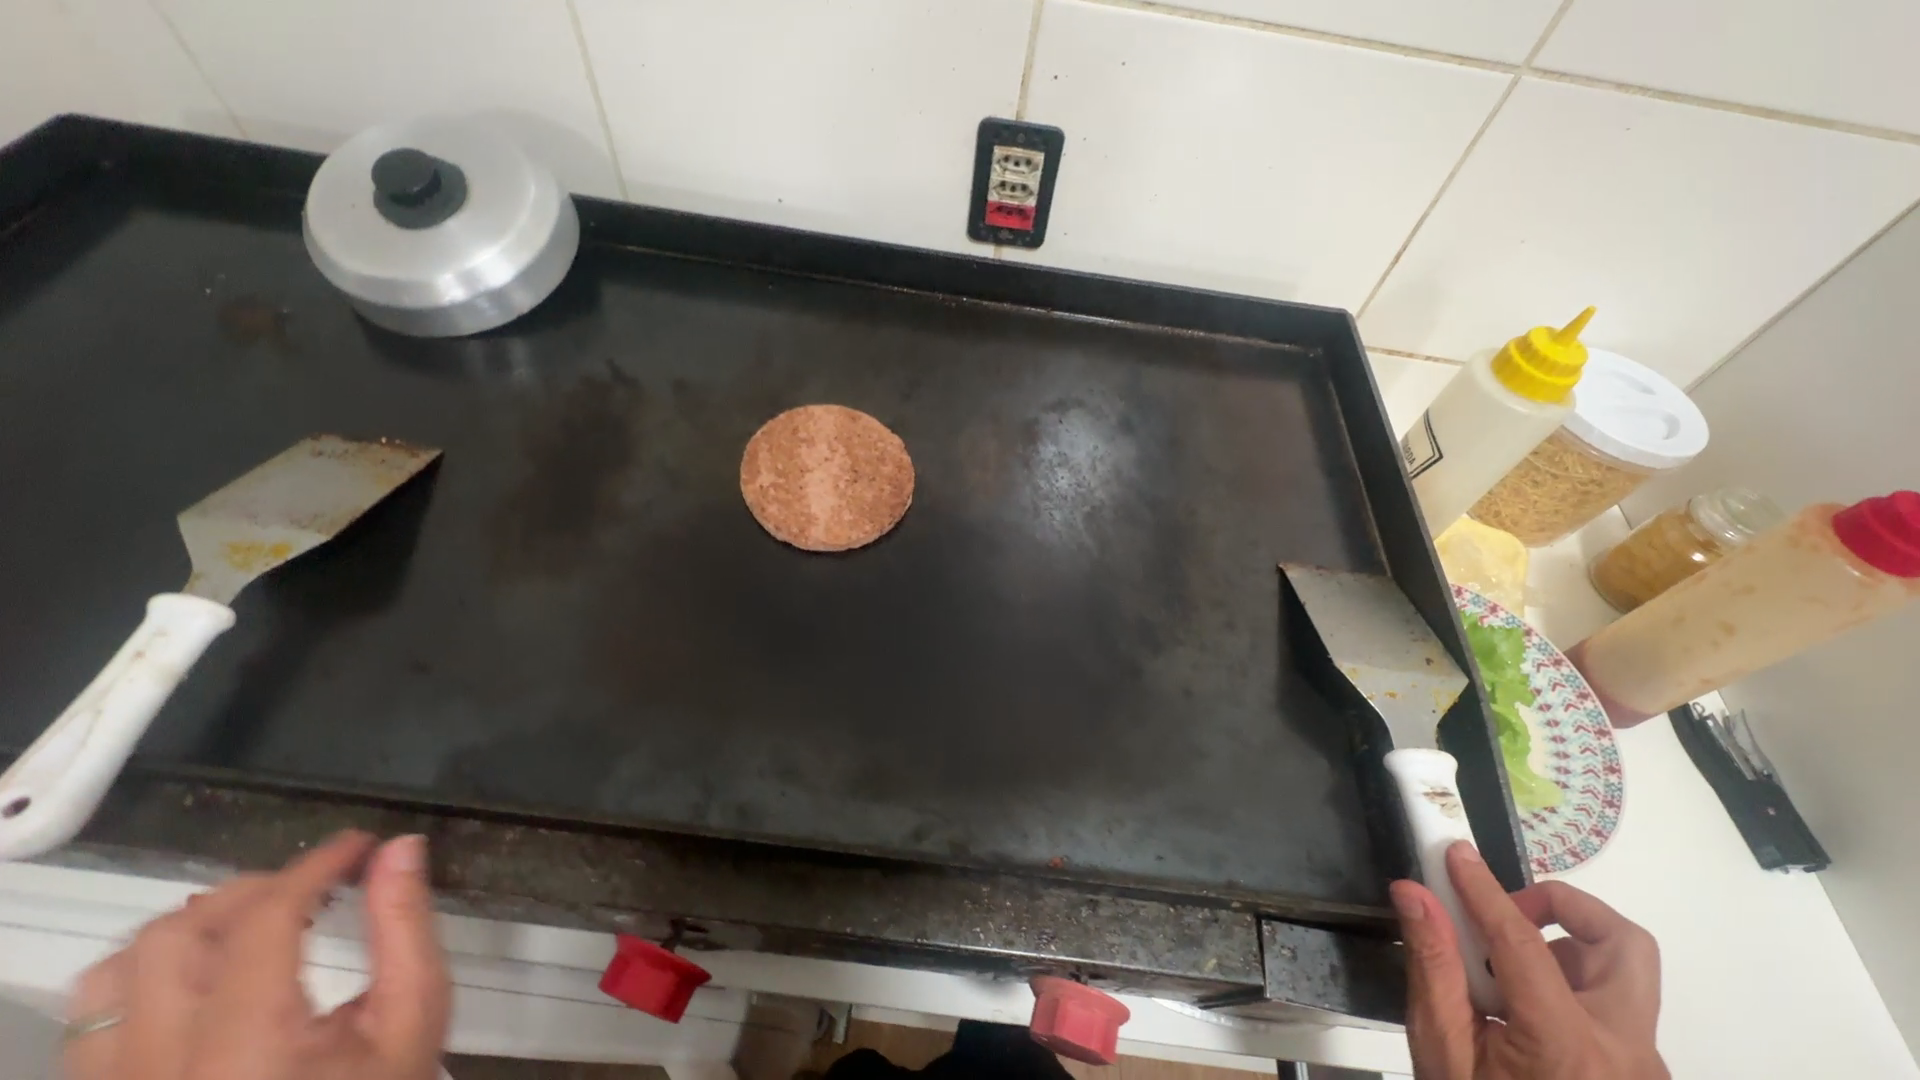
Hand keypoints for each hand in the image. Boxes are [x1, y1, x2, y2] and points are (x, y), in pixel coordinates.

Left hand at [63, 831, 450, 1079]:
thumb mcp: (411, 1019)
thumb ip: (406, 928)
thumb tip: (398, 850)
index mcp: (249, 1047)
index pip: (264, 920)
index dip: (315, 865)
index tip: (359, 846)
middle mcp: (161, 1068)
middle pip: (179, 934)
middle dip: (257, 889)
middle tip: (317, 887)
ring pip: (116, 970)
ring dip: (192, 927)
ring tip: (256, 922)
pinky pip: (93, 1015)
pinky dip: (147, 972)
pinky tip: (204, 974)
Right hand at [1393, 842, 1666, 1079]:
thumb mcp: (1440, 1050)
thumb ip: (1432, 966)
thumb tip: (1413, 893)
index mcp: (1567, 1047)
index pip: (1525, 943)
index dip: (1485, 889)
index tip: (1455, 853)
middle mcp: (1627, 1052)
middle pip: (1624, 945)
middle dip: (1565, 907)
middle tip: (1509, 912)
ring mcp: (1642, 1064)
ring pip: (1625, 972)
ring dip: (1567, 946)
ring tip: (1508, 964)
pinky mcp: (1640, 1070)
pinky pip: (1613, 1003)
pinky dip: (1567, 981)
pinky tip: (1520, 1006)